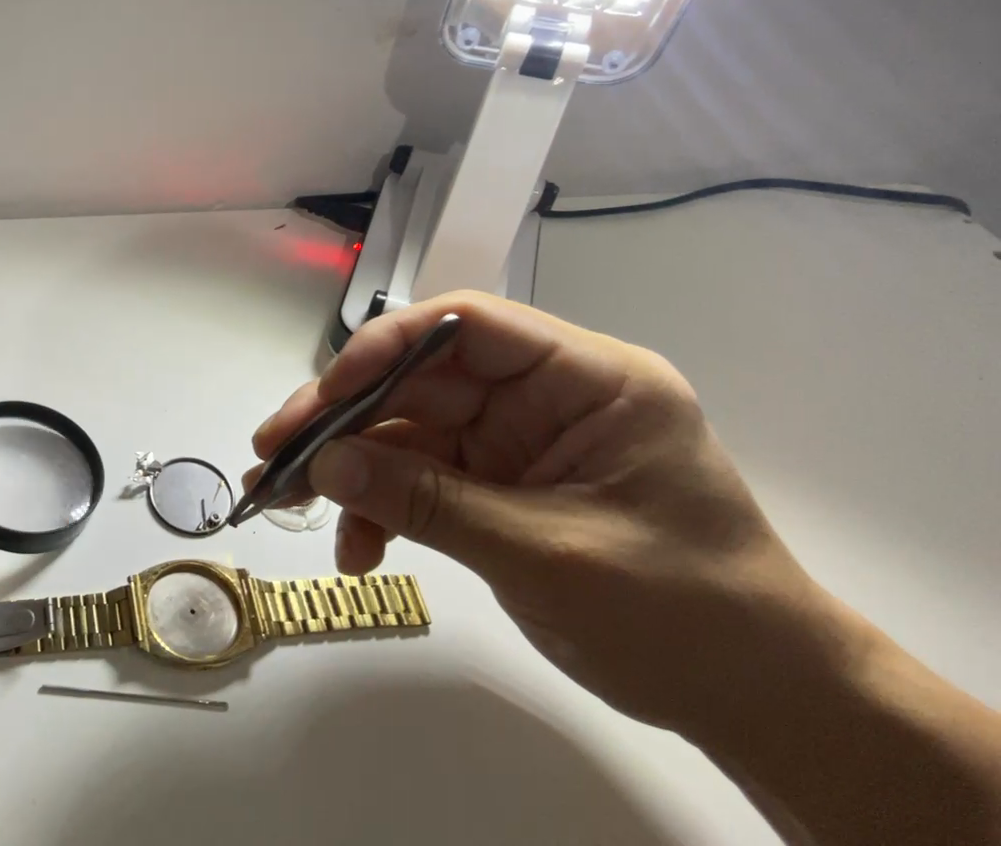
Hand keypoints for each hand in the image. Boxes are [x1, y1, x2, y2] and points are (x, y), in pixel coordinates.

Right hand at [250, 292, 845, 738]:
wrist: (755, 701)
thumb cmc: (684, 615)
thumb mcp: (546, 552)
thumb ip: (427, 502)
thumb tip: (324, 465)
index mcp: (587, 381)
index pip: (468, 328)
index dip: (386, 348)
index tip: (324, 396)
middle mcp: (543, 400)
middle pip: (420, 385)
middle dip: (343, 422)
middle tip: (273, 455)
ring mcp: (515, 447)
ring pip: (407, 436)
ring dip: (348, 473)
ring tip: (288, 505)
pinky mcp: (496, 491)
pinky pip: (418, 484)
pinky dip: (379, 512)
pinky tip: (358, 551)